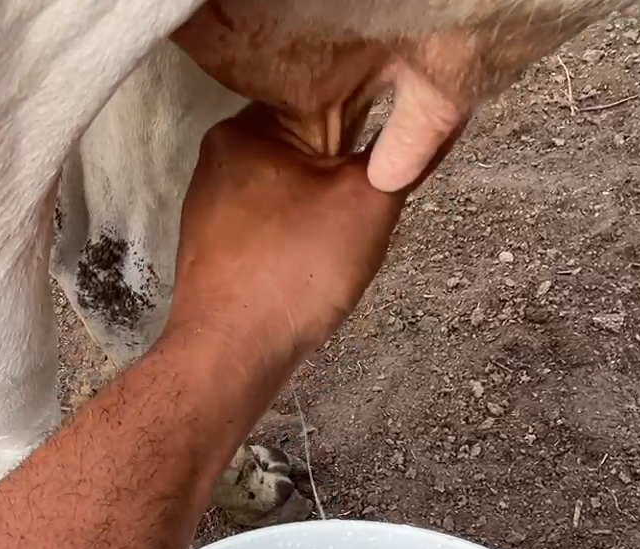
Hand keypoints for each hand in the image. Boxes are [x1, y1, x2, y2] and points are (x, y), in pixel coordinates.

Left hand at [164, 106, 405, 367]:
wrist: (227, 355)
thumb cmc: (293, 272)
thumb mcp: (368, 204)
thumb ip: (402, 156)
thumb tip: (430, 127)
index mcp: (246, 126)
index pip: (327, 101)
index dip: (368, 134)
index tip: (379, 174)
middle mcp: (217, 159)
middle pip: (306, 153)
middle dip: (341, 185)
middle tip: (354, 224)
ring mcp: (208, 209)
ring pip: (289, 196)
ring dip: (319, 220)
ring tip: (327, 256)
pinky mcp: (210, 252)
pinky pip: (267, 232)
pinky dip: (292, 246)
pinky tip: (301, 275)